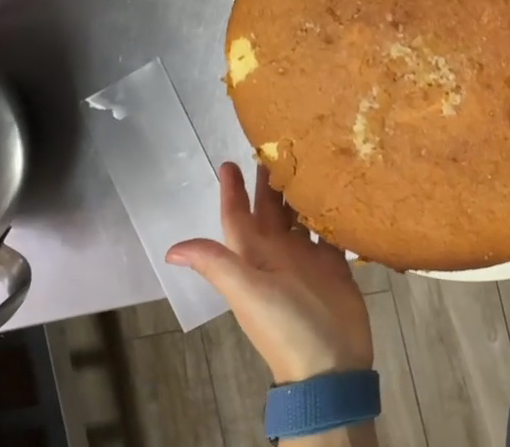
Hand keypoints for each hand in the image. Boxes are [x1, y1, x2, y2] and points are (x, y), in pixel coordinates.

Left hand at [166, 162, 373, 382]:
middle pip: (269, 211)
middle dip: (268, 182)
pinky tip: (338, 188)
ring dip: (298, 191)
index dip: (232, 192)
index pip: (238, 218)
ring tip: (308, 159)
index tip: (229, 162)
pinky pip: (328, 229)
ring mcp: (305, 258)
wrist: (330, 363)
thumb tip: (171, 249)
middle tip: (275, 146)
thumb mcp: (250, 294)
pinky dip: (330, 210)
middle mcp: (276, 254)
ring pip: (298, 216)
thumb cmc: (286, 327)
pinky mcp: (332, 263)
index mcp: (253, 259)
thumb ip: (218, 266)